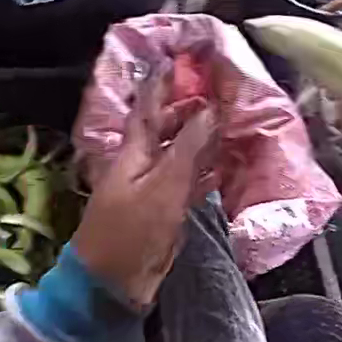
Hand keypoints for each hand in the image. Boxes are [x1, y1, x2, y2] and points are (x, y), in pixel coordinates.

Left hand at [72, 70, 218, 308]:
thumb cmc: (132, 231)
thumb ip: (187, 148)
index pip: (148, 108)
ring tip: (228, 121)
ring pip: (179, 155)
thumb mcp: (162, 186)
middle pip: (166, 130)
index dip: (161, 83)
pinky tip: (224, 165)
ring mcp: (153, 189)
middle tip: (217, 91)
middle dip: (187, 109)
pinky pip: (187, 183)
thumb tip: (208, 109)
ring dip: (201, 139)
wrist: (113, 283)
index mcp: (133, 152)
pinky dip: (205, 171)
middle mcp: (142, 165)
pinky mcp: (164, 212)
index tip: (177, 58)